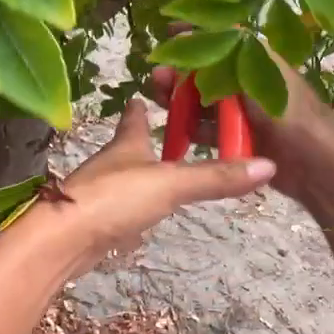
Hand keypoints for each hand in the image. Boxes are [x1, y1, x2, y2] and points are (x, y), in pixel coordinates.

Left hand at [45, 99, 275, 274]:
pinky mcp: (97, 220)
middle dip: (144, 139)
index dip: (142, 107)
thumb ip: (215, 177)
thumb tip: (269, 165)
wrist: (64, 239)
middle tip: (165, 132)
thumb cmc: (114, 197)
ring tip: (162, 170)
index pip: (136, 118)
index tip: (144, 94)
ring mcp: (101, 191)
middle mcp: (111, 162)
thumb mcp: (171, 184)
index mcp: (127, 144)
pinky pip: (121, 205)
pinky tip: (143, 211)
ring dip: (141, 171)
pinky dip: (134, 203)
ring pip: (125, 175)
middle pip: (130, 146)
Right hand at [147, 32, 333, 206]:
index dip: (195, 36)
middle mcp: (247, 85)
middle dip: (177, 72)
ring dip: (178, 99)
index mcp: (256, 63)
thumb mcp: (259, 75)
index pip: (220, 40)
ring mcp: (241, 114)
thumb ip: (226, 56)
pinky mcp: (236, 139)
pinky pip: (205, 129)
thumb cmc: (290, 114)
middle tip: (157, 75)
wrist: (317, 168)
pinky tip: (172, 126)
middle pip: (204, 73)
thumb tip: (191, 33)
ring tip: (156, 97)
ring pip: (200, 101)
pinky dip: (188, 127)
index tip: (169, 32)